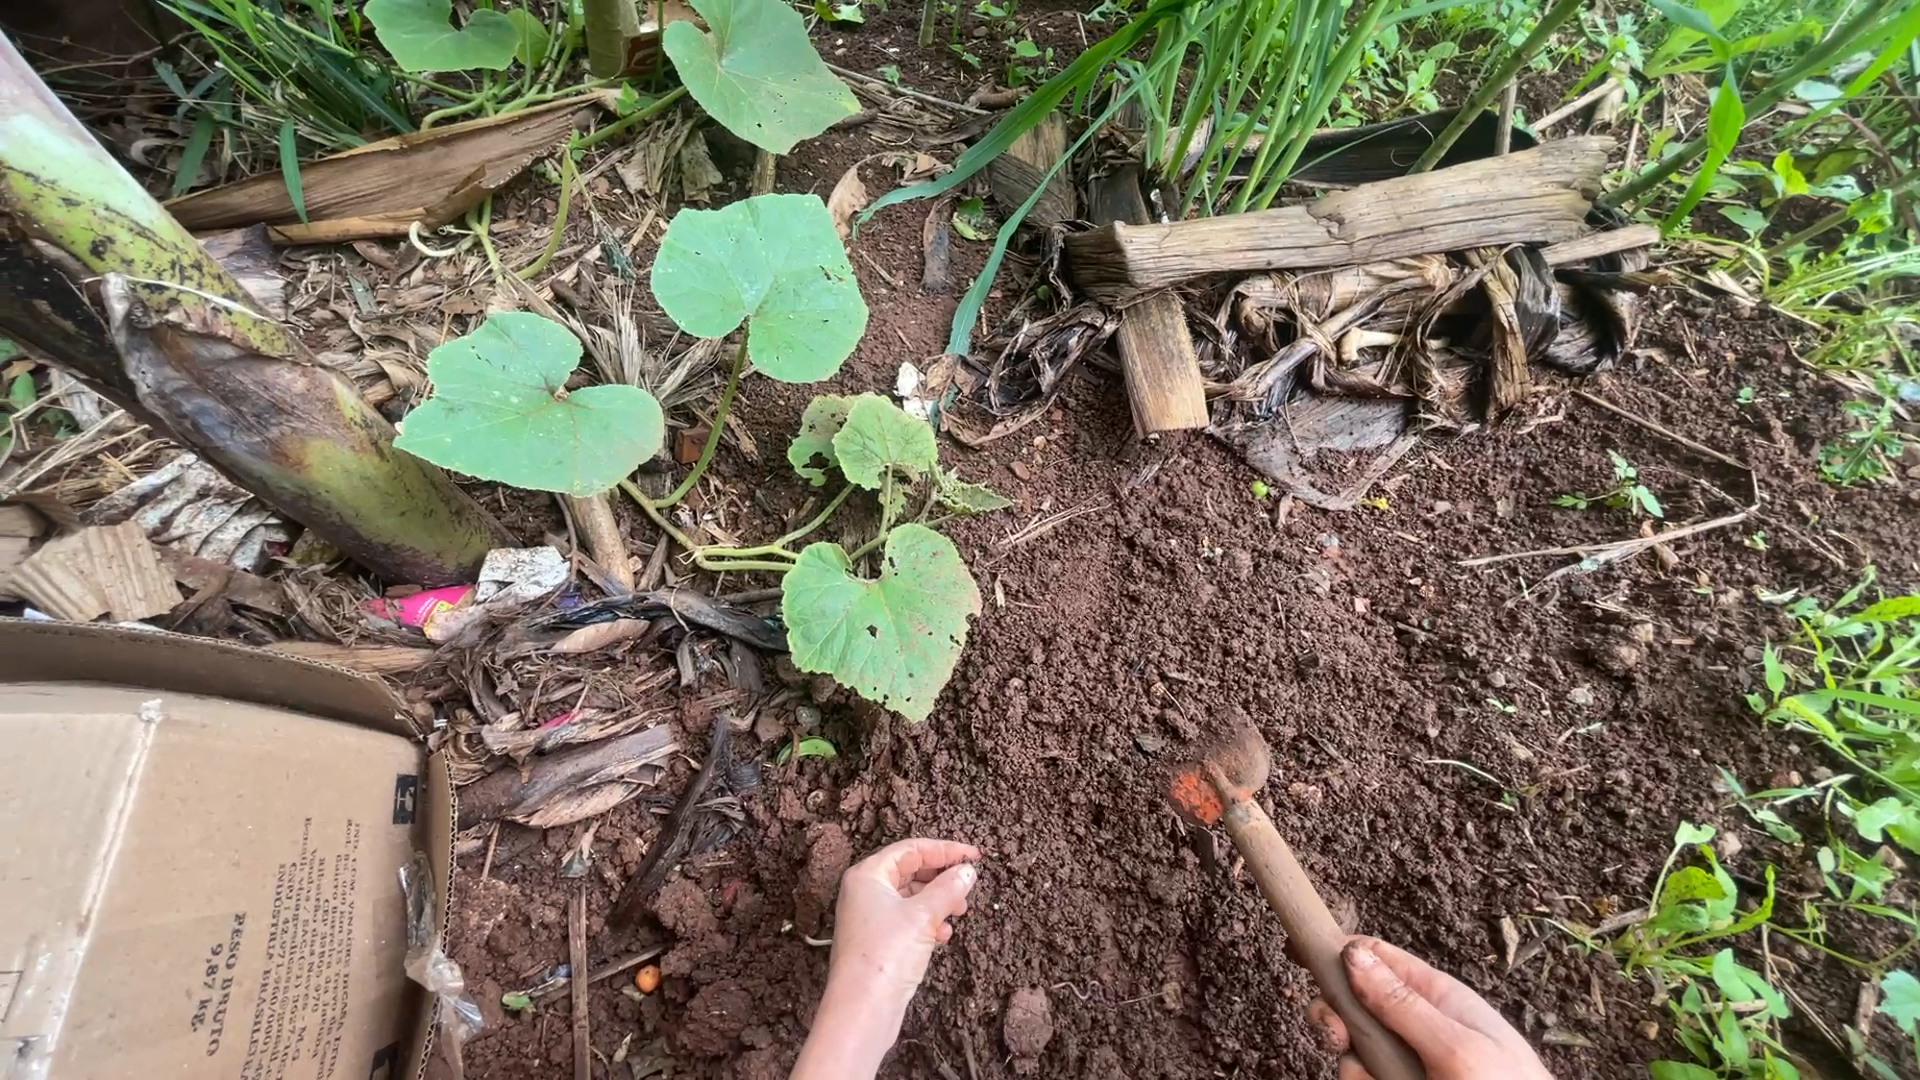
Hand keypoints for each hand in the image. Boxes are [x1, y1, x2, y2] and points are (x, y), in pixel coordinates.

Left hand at [792, 839, 979, 1079]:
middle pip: (911, 870)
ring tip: (960, 910)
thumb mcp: (924, 915)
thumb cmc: (886, 955)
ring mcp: (869, 917)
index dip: (945, 849)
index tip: (973, 855)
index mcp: (869, 874)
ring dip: (938, 900)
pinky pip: (907, 920)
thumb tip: (967, 871)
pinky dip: (928, 922)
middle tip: (968, 883)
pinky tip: (943, 935)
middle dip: (941, 877)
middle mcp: (865, 891)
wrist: (861, 1012)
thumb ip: (949, 888)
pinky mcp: (877, 942)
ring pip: (911, 897)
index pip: (912, 849)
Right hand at [1308, 938, 1553, 1079]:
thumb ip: (1402, 1004)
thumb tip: (1350, 953)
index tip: (1295, 953)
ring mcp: (1409, 1064)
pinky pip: (1364, 1079)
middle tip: (1333, 1036)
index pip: (1374, 956)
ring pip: (1353, 1048)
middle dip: (1333, 1016)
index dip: (1334, 950)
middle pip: (1351, 1001)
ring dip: (1351, 1063)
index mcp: (1436, 998)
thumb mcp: (1459, 1052)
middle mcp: (1417, 1027)